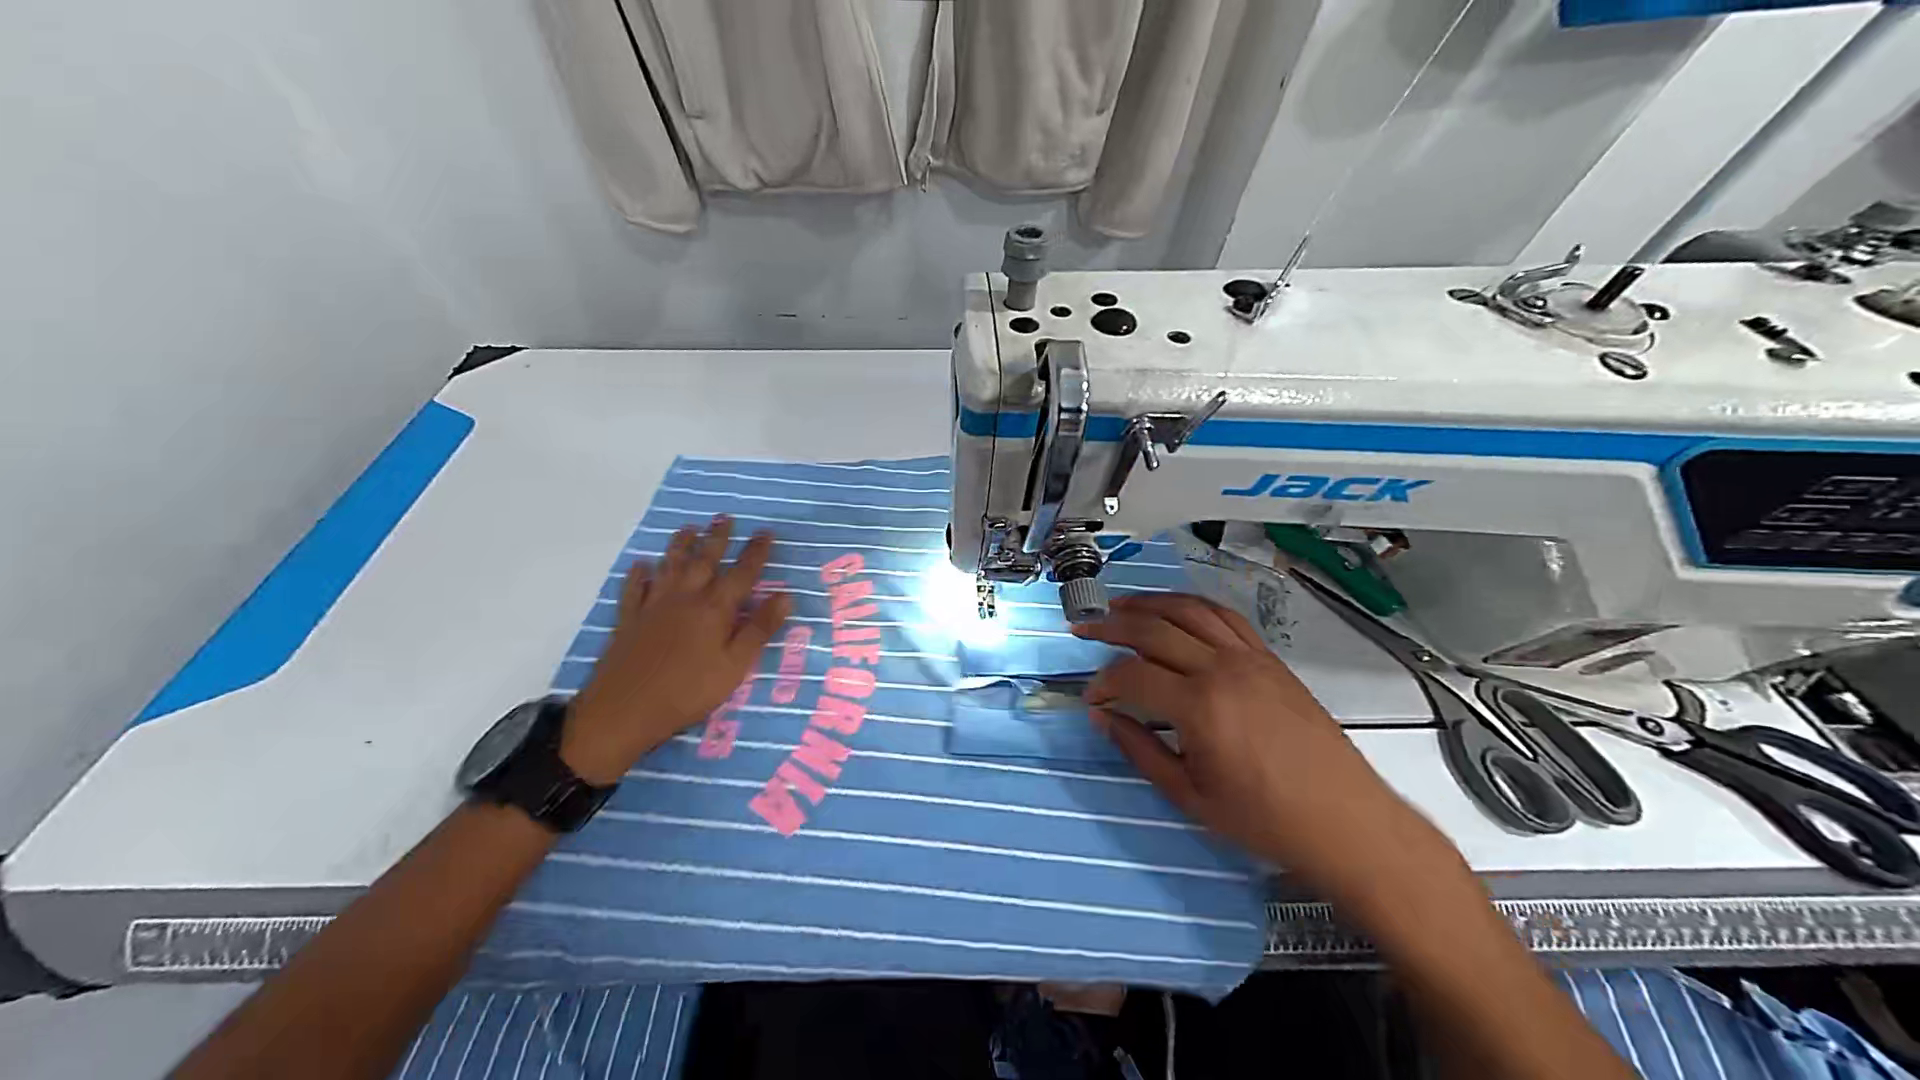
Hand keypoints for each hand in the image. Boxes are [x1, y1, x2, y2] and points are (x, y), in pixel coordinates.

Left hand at [562, 516, 790, 783]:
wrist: (624, 710)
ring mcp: (653, 607)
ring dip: (681, 545)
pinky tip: (642, 565)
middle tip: (725, 517)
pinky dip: (639, 574)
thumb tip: (785, 596)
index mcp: (714, 609)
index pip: (742, 573)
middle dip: (717, 538)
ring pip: (669, 567)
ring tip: (689, 527)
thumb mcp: (735, 666)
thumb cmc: (688, 692)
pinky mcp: (629, 620)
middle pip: (704, 561)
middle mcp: (685, 598)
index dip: (755, 552)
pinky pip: (634, 589)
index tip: (766, 532)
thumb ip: (759, 630)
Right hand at [1072, 593, 1441, 887]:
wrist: (1344, 819)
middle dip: (1111, 627)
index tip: (1091, 698)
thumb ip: (1140, 750)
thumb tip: (1103, 719)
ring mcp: (1249, 658)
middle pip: (1153, 629)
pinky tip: (1176, 611)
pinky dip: (1192, 606)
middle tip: (1083, 630)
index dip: (1102, 684)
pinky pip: (1225, 617)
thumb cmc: (1265, 818)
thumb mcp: (1190, 795)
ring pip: (1189, 611)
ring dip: (1149, 604)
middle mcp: (1222, 669)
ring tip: (1120, 606)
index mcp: (1200, 707)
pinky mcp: (1269, 658)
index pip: (1132, 676)